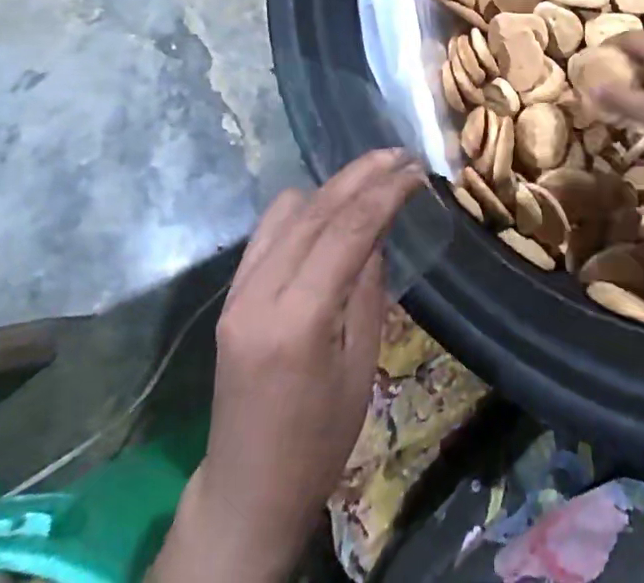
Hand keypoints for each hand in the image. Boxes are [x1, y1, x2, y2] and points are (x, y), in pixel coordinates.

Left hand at [150, 149, 424, 582]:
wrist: (247, 487)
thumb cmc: (319, 442)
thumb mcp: (360, 370)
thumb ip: (367, 293)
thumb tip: (377, 235)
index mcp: (298, 321)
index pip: (346, 232)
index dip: (383, 194)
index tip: (414, 171)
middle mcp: (258, 294)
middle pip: (313, 212)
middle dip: (359, 177)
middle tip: (397, 155)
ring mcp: (236, 292)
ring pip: (284, 215)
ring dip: (329, 189)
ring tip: (369, 178)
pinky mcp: (229, 297)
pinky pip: (265, 236)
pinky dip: (300, 212)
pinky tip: (326, 209)